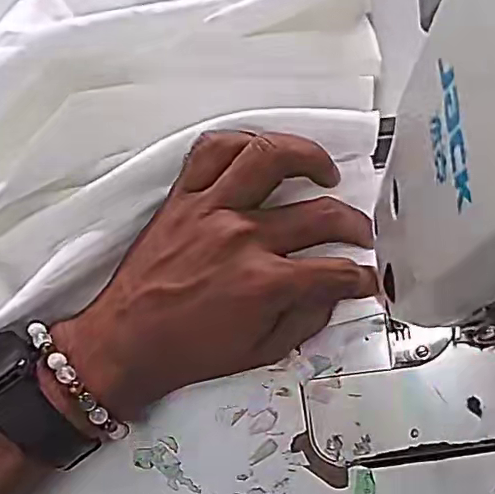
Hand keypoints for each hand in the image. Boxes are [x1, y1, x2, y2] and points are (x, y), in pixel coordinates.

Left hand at [48, 130, 377, 418]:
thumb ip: (303, 321)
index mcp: (264, 284)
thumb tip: (330, 296)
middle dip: (355, 226)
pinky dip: (242, 142)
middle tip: (359, 234)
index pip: (335, 271)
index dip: (362, 276)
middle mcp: (241, 239)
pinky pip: (213, 151)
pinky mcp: (183, 200)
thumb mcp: (259, 351)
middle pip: (319, 214)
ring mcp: (211, 212)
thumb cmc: (184, 351)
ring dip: (308, 156)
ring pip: (270, 157)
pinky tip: (258, 154)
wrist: (127, 344)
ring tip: (322, 170)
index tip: (367, 277)